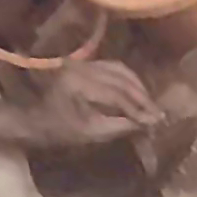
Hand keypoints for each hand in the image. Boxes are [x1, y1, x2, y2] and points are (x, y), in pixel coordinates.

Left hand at [31, 61, 162, 145]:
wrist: (36, 118)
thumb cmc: (62, 130)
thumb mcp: (93, 132)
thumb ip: (121, 126)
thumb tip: (147, 124)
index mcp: (78, 83)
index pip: (117, 95)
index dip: (138, 109)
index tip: (155, 122)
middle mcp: (81, 67)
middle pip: (121, 80)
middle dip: (143, 99)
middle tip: (159, 115)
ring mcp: (83, 64)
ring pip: (121, 71)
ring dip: (139, 88)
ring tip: (151, 106)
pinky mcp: (85, 65)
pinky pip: (114, 68)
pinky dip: (130, 81)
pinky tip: (140, 93)